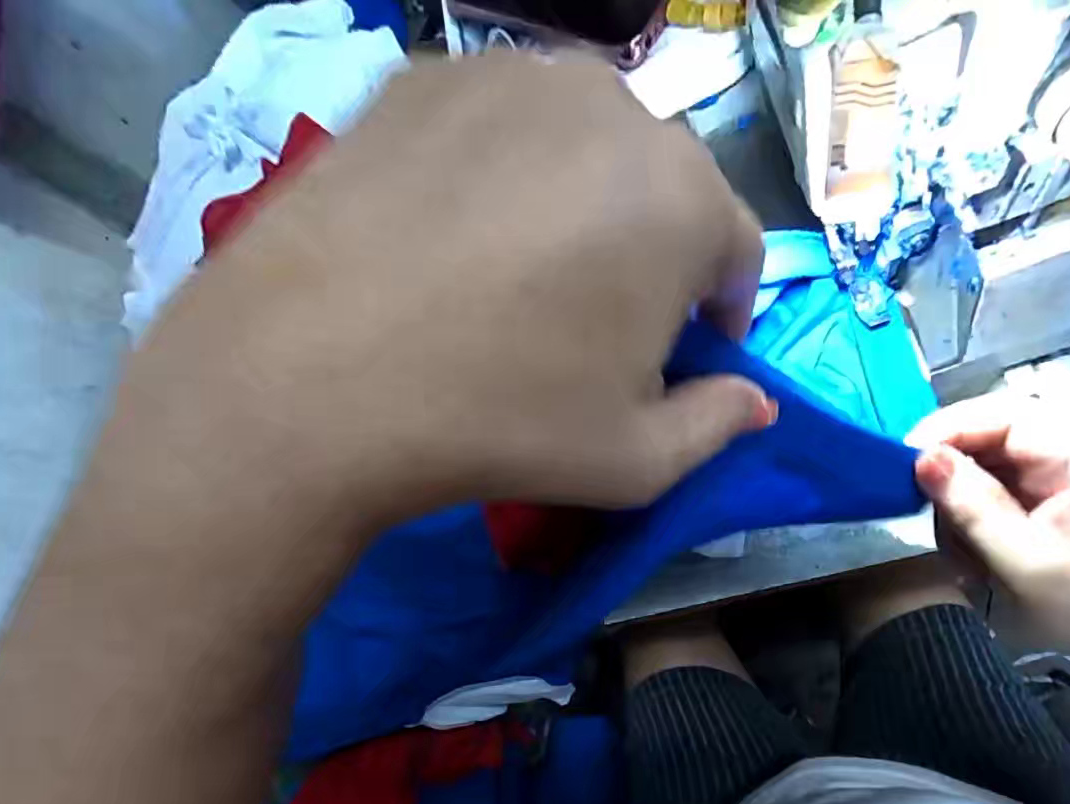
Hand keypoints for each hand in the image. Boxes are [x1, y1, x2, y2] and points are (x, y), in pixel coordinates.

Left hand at [129, 54, 772, 518]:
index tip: (693, 355)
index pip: (739, 250)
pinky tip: (467, 244)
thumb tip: (756, 401)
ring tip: (538, 282)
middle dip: (661, 261)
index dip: (724, 312)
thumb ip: (718, 424)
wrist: (313, 380)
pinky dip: (512, 181)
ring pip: (590, 152)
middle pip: (669, 194)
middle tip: (611, 327)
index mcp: (682, 199)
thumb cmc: (507, 426)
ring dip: (591, 213)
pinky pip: (506, 132)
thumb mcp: (640, 460)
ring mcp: (509, 76)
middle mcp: (611, 109)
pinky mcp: (421, 78)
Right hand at [908, 400, 1069, 669]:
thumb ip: (975, 508)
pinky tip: (974, 561)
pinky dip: (972, 526)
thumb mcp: (1031, 563)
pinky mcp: (1048, 507)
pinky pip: (993, 499)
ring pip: (985, 473)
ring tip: (963, 558)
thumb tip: (921, 458)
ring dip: (960, 510)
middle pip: (994, 442)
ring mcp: (1062, 483)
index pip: (1010, 417)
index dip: (952, 429)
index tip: (903, 457)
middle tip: (926, 517)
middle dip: (955, 479)